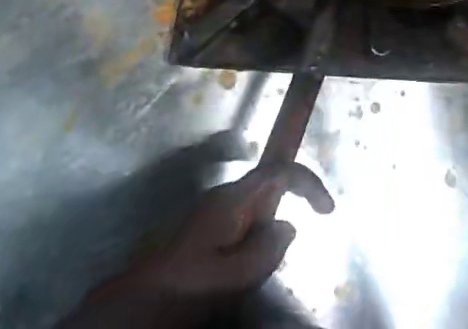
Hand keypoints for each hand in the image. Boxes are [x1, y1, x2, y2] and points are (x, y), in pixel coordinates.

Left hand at [58, 163, 334, 328]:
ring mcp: (214, 210)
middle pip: (268, 193)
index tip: (328, 210)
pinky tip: (234, 278)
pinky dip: (250, 249)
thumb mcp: (233, 276)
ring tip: (243, 280)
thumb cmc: (186, 284)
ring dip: (262, 242)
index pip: (278, 171)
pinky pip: (241, 229)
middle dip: (279, 225)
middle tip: (266, 266)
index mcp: (232, 199)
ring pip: (255, 214)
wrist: (140, 297)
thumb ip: (266, 250)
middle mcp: (224, 196)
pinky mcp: (207, 228)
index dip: (308, 182)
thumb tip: (289, 226)